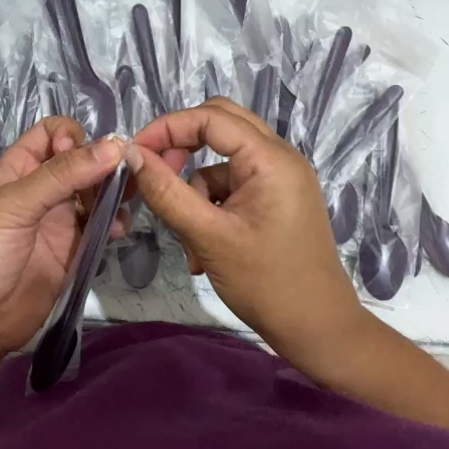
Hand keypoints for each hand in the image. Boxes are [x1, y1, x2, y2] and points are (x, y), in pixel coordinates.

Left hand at [0, 117, 126, 356]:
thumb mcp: (14, 206)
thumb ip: (62, 175)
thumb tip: (114, 146)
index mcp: (17, 170)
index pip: (52, 134)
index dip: (72, 137)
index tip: (83, 157)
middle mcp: (40, 190)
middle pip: (80, 161)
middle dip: (103, 163)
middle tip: (124, 175)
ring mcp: (58, 221)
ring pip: (95, 193)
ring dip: (113, 192)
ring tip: (126, 200)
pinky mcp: (73, 251)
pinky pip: (100, 227)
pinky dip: (114, 222)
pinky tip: (117, 229)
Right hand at [126, 97, 365, 356]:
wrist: (318, 331)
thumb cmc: (267, 283)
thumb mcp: (207, 236)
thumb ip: (166, 191)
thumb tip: (131, 154)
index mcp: (271, 159)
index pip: (210, 117)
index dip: (167, 127)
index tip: (133, 153)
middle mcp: (279, 158)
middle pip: (219, 125)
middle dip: (181, 148)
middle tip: (154, 175)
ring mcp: (280, 179)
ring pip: (220, 161)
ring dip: (194, 190)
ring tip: (188, 241)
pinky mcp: (275, 200)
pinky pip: (231, 186)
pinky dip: (209, 208)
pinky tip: (203, 251)